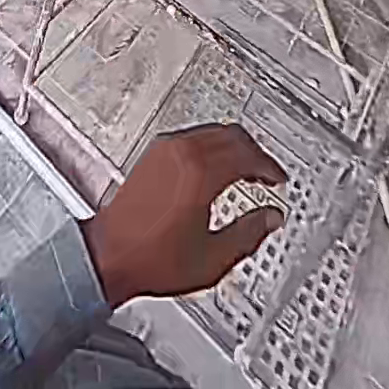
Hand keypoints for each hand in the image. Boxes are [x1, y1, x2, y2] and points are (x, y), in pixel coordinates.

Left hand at [82, 124, 287, 307]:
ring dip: (234, 146)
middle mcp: (182, 151)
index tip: (278, 178)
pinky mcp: (155, 150)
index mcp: (199, 173)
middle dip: (255, 152)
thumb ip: (248, 234)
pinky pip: (194, 135)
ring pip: (213, 131)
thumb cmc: (151, 257)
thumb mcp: (212, 258)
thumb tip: (271, 218)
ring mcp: (166, 147)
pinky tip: (217, 166)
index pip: (246, 154)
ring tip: (246, 170)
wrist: (110, 253)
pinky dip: (214, 144)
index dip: (268, 165)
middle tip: (267, 172)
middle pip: (231, 134)